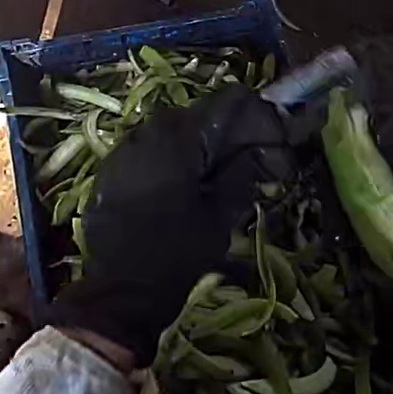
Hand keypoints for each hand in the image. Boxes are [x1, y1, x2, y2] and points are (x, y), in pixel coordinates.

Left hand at [49, 85, 288, 367]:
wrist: (119, 292)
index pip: (233, 101)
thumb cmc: (178, 251)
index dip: (263, 120)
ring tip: (229, 179)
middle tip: (262, 167)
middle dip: (238, 135)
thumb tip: (268, 148)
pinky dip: (181, 160)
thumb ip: (246, 168)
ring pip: (182, 132)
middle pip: (207, 115)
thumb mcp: (223, 211)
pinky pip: (157, 150)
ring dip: (210, 148)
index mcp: (180, 133)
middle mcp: (150, 128)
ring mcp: (127, 146)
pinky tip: (193, 187)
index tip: (278, 148)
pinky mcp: (114, 167)